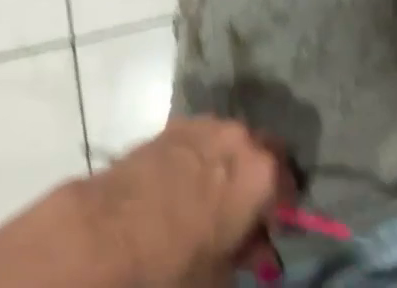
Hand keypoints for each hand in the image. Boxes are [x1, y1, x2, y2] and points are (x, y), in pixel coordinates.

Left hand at [81, 118, 290, 285]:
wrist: (108, 230)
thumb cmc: (175, 259)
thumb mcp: (223, 271)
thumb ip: (247, 252)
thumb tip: (253, 246)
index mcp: (262, 171)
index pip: (289, 186)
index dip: (281, 211)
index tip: (269, 231)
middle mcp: (239, 137)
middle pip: (262, 152)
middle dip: (258, 178)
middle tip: (243, 211)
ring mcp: (204, 125)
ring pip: (230, 142)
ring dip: (229, 164)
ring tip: (210, 196)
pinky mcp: (172, 125)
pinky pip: (201, 140)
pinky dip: (201, 158)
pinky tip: (185, 184)